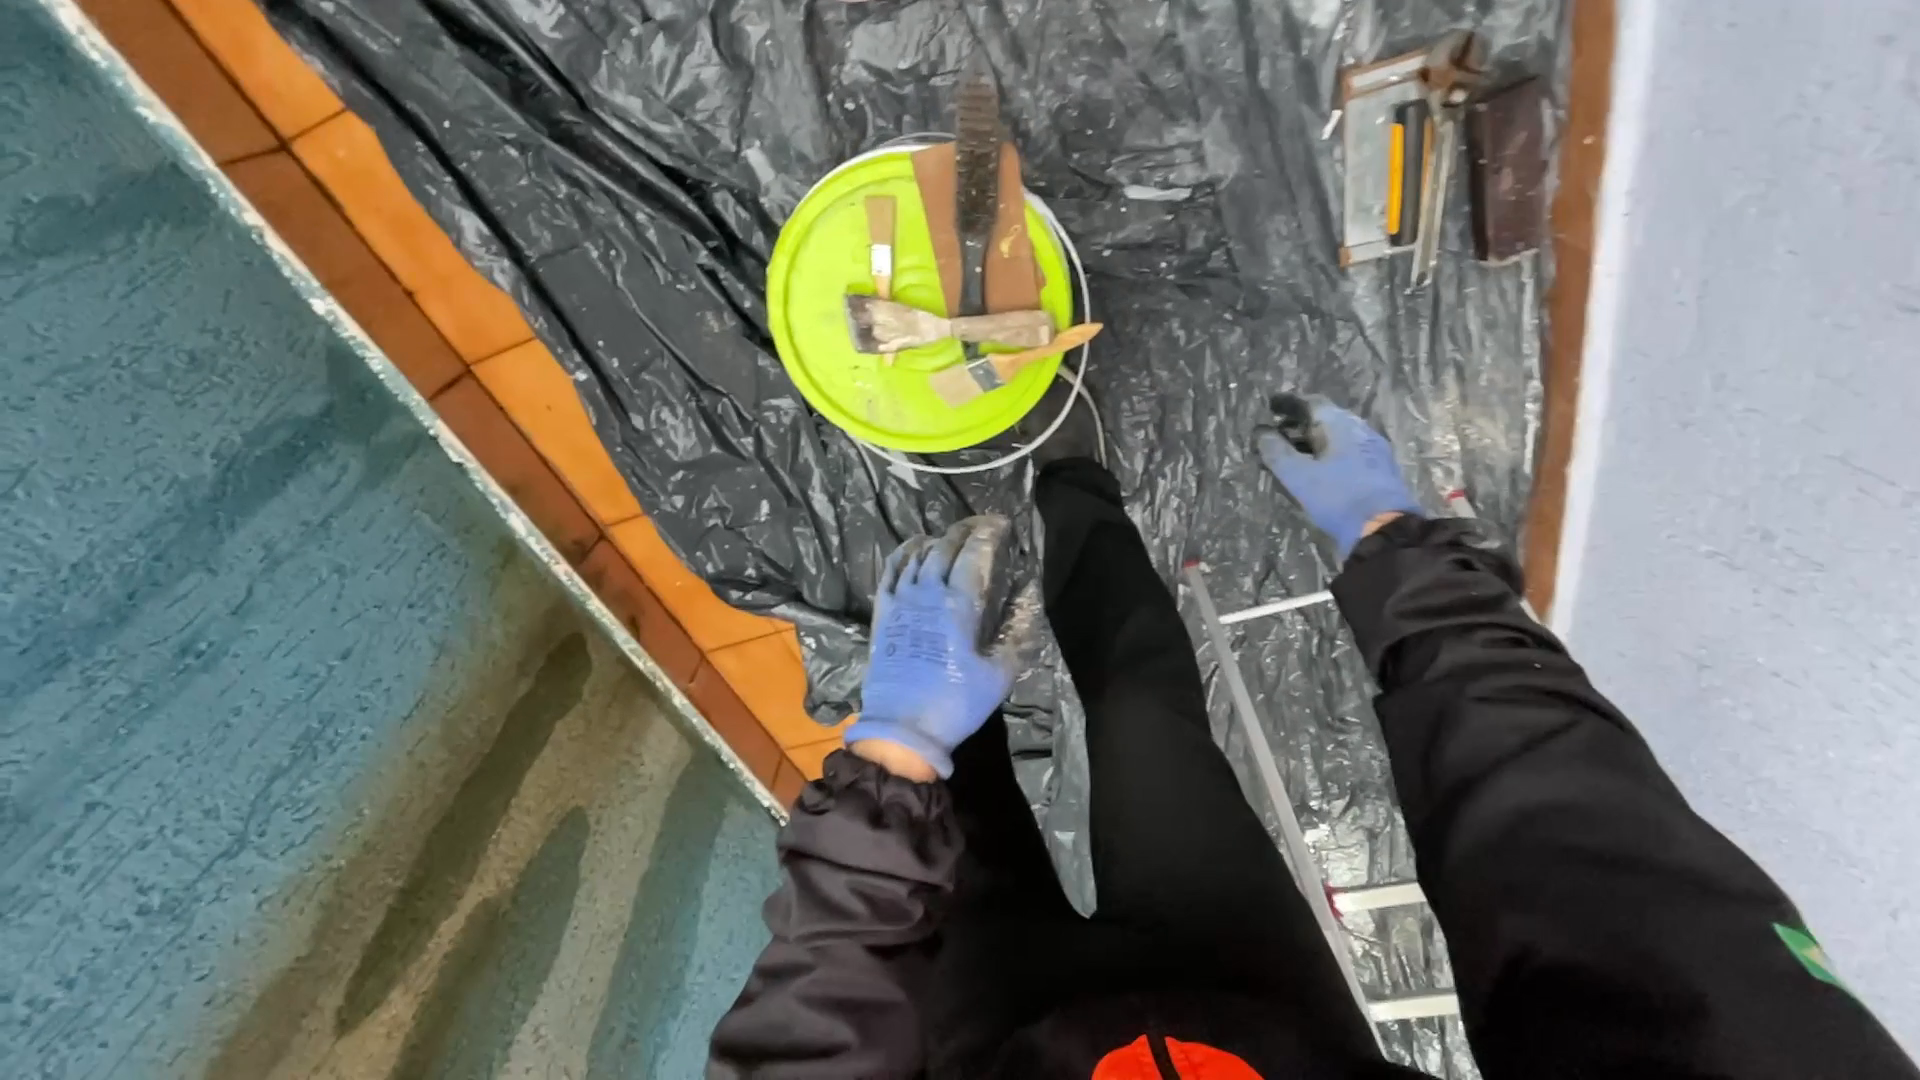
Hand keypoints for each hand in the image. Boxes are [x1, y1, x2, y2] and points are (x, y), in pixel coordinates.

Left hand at [846, 516, 1030, 778]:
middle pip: (945, 546)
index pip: (975, 554)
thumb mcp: (999, 674)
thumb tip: (1030, 598)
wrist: (901, 728)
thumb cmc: (956, 703)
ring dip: (938, 538)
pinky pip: (891, 570)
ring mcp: (901, 600)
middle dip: (965, 529)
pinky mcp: (882, 612)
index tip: (1002, 523)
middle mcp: (927, 592)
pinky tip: (914, 547)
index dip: (989, 533)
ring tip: (953, 535)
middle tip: (982, 525)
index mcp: (959, 605)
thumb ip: (1017, 632)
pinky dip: (904, 552)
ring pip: (918, 554)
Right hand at [1257, 399, 1421, 558]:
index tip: (1270, 407)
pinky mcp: (1377, 472)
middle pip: (1325, 420)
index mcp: (1340, 425)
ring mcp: (1372, 451)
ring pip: (1335, 438)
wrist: (1384, 529)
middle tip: (1275, 434)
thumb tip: (1260, 432)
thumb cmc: (1336, 496)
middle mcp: (1359, 431)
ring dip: (1310, 443)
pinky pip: (1345, 454)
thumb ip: (1275, 451)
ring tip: (1290, 457)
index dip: (1288, 403)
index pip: (1312, 403)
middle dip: (1297, 425)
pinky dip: (1325, 456)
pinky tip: (1315, 472)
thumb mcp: (1297, 475)